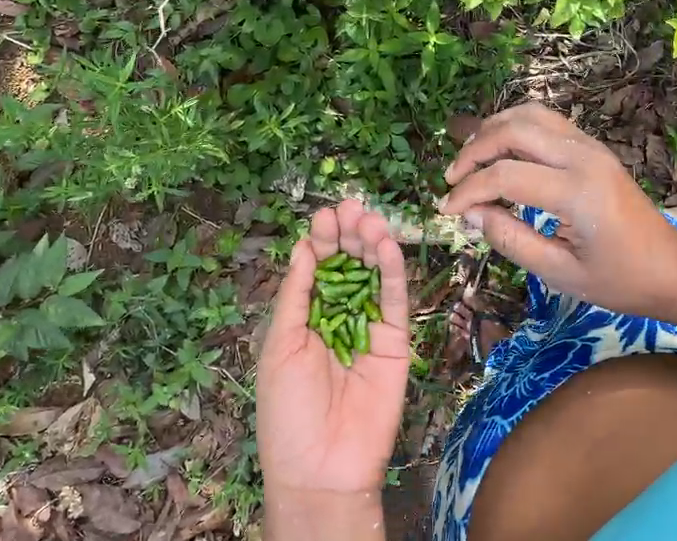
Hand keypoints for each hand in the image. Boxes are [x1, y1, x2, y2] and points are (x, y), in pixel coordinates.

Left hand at [257, 199, 410, 500]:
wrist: (321, 468)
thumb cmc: (288, 412)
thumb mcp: (280, 348)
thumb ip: (296, 295)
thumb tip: (304, 246)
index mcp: (307, 318)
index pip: (318, 269)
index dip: (322, 241)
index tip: (324, 216)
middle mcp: (340, 316)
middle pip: (348, 265)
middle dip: (348, 235)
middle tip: (350, 207)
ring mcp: (370, 326)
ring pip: (374, 276)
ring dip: (372, 245)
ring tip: (368, 219)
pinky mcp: (396, 340)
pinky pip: (395, 300)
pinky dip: (393, 271)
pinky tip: (387, 245)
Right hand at [440, 102, 676, 318]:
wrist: (671, 268)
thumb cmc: (619, 281)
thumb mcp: (561, 274)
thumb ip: (512, 240)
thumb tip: (471, 214)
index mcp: (577, 192)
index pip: (505, 176)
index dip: (468, 190)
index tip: (446, 211)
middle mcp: (583, 157)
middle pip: (514, 130)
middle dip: (474, 151)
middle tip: (451, 180)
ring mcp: (591, 146)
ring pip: (531, 114)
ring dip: (494, 130)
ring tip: (470, 161)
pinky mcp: (593, 146)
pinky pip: (547, 121)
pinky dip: (516, 128)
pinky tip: (500, 152)